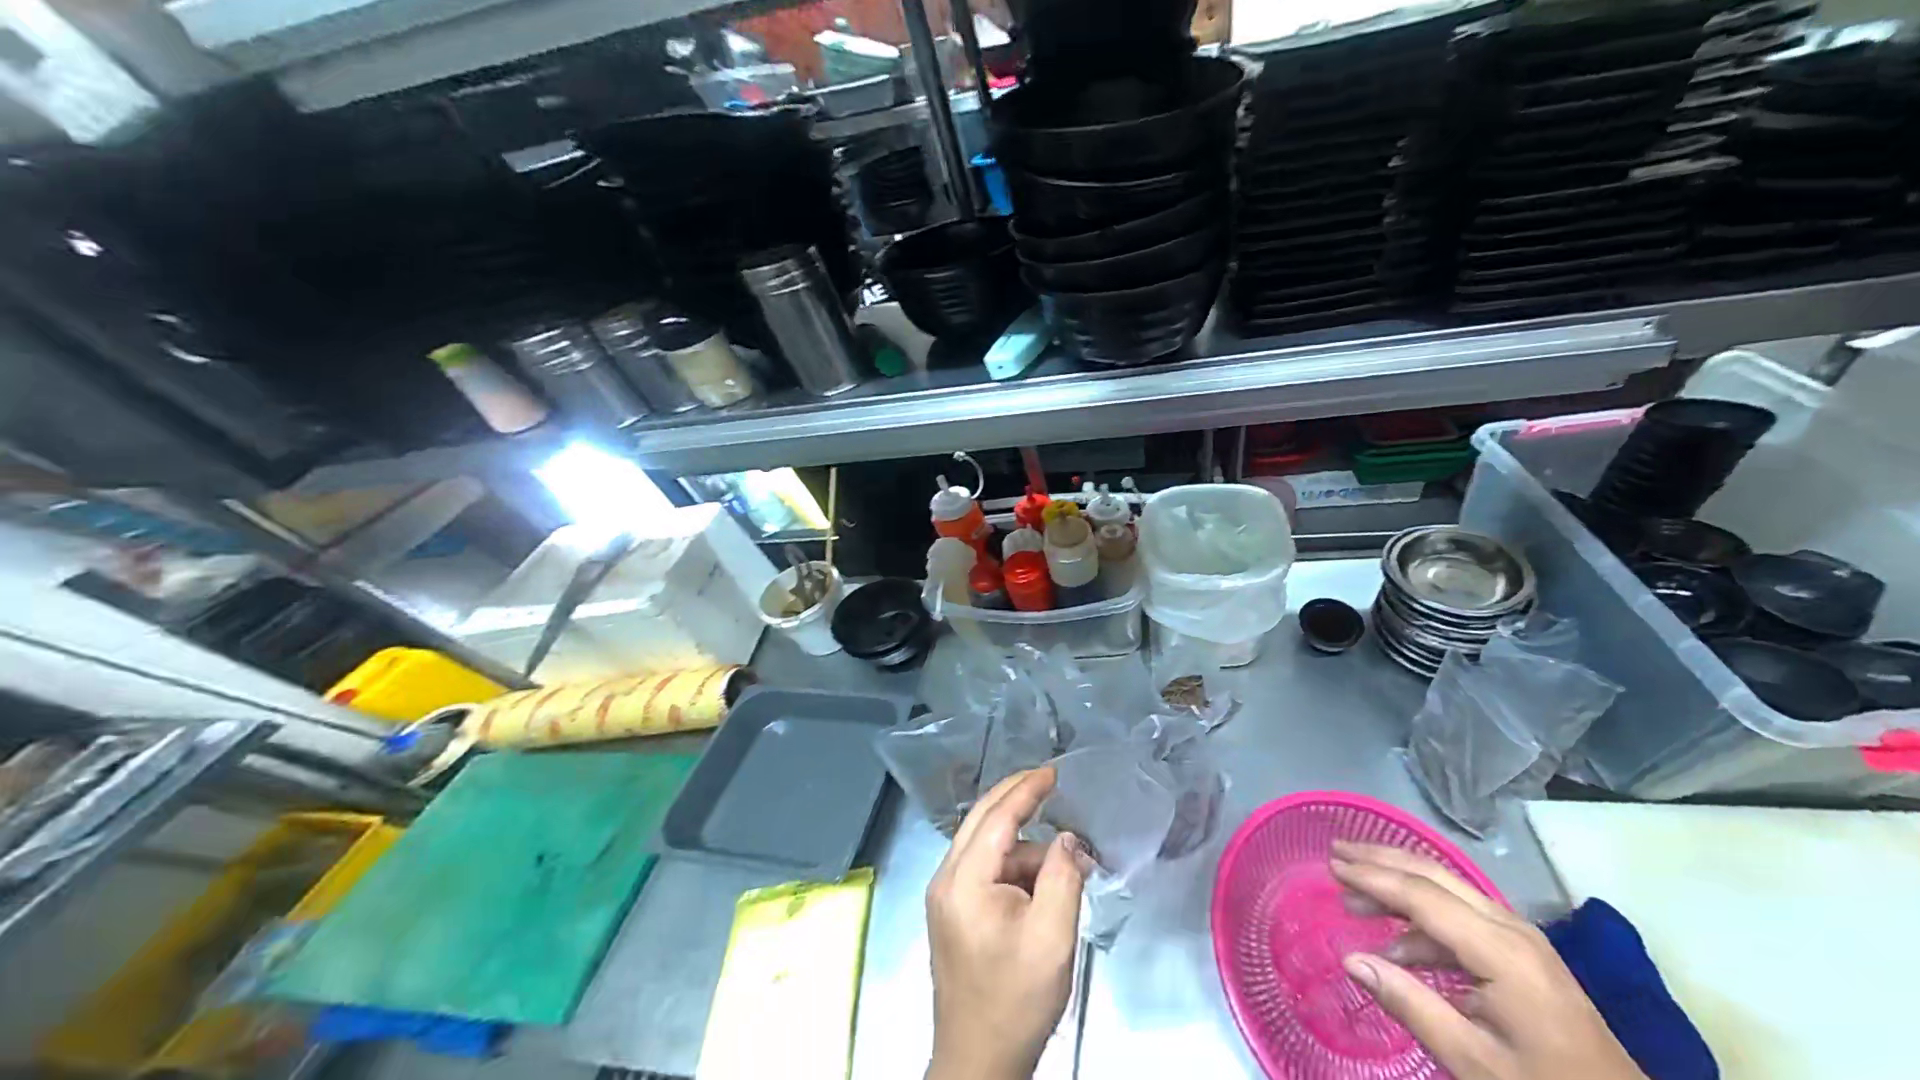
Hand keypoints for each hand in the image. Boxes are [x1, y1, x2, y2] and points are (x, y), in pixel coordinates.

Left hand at [926, 767, 1088, 1079]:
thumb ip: (1062, 877)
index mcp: (964, 880)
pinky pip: (984, 870)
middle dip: (1016, 799)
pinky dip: (1014, 867)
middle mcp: (946, 878)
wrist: (979, 1058)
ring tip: (1065, 866)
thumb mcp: (1052, 936)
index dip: (1026, 790)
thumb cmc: (1016, 999)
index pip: (996, 817)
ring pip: (986, 847)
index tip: (1054, 772)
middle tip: (1051, 784)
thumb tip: (1067, 839)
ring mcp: (946, 895)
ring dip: (1023, 845)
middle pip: (982, 821)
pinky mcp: (953, 911)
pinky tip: (1042, 885)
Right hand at [1330, 840, 1647, 1079]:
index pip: (1422, 895)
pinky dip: (1422, 915)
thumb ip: (1409, 1004)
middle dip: (1382, 861)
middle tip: (1336, 854)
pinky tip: (1397, 942)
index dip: (1373, 877)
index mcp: (1501, 951)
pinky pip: (1463, 914)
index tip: (1331, 864)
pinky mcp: (1524, 954)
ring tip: (1354, 897)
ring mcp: (1522, 939)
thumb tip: (1350, 959)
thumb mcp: (1473, 1061)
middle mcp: (1511, 930)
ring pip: (1448, 889)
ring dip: (1399, 885)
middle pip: (1436, 875)